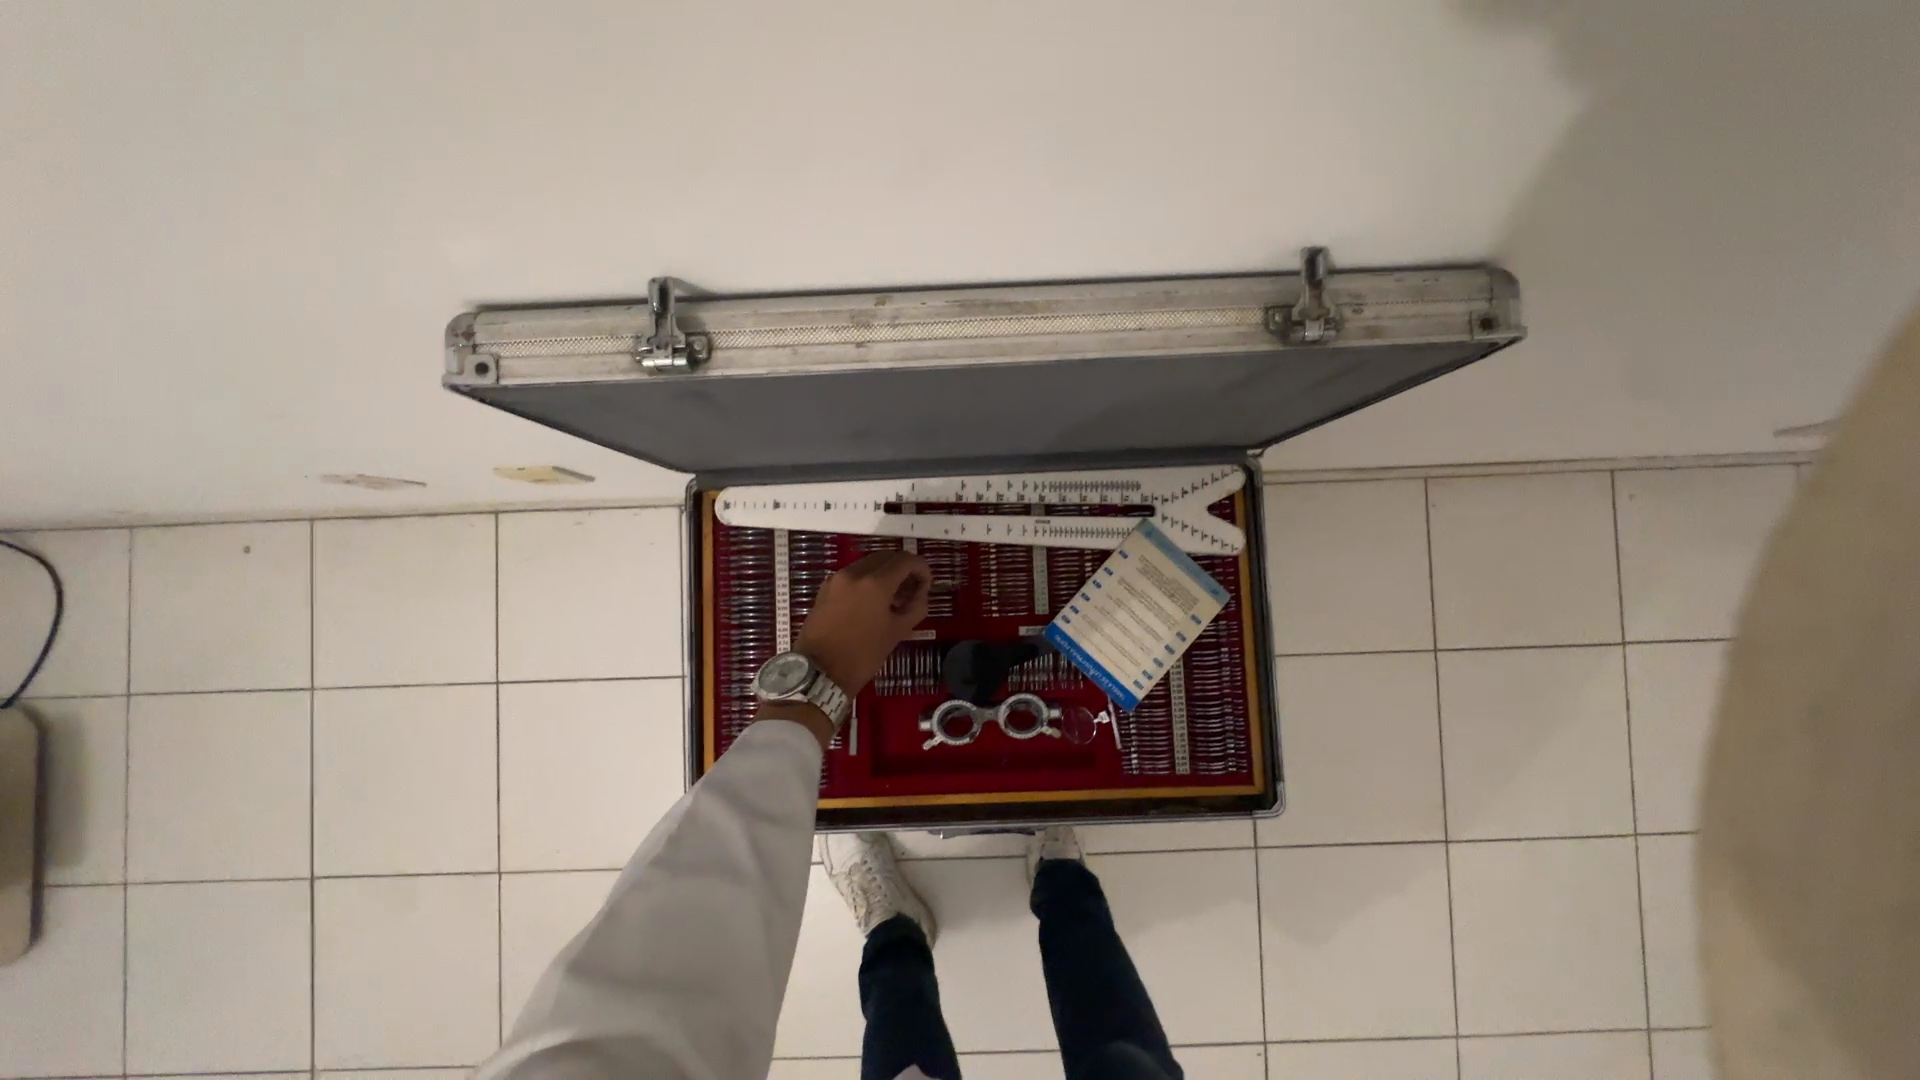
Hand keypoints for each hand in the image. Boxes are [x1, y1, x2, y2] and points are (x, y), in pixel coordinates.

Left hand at [793, 550, 931, 693]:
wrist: (819, 672)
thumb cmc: (863, 655)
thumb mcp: (897, 632)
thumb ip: (916, 606)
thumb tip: (921, 592)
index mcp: (875, 583)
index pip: (906, 560)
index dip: (922, 569)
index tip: (927, 585)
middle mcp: (854, 572)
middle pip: (887, 557)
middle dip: (904, 568)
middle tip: (913, 589)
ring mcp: (837, 578)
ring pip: (869, 563)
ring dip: (885, 573)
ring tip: (894, 598)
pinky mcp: (825, 588)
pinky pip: (853, 574)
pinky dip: (868, 580)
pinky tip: (873, 602)